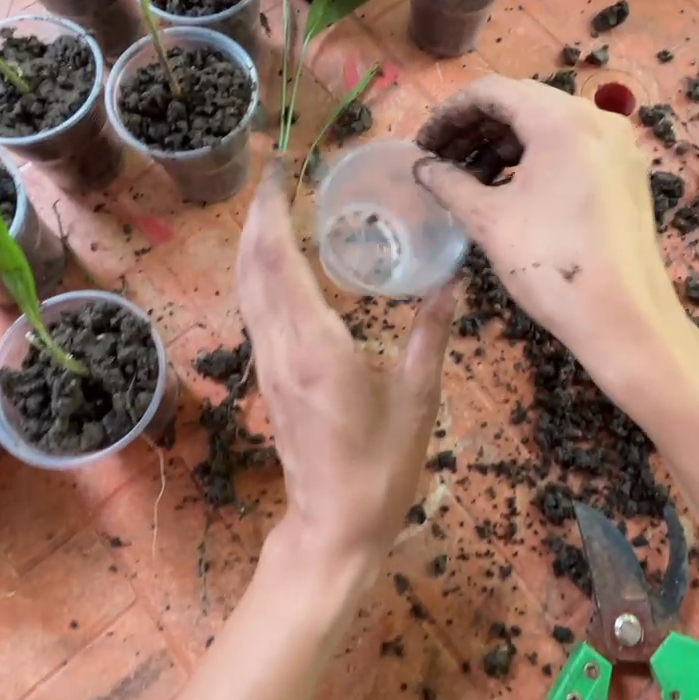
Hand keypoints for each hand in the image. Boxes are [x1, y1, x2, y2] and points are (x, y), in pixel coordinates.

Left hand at [236, 162, 458, 568]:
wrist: (332, 528)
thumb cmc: (381, 466)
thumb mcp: (418, 398)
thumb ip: (431, 333)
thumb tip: (452, 279)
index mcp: (315, 346)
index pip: (280, 261)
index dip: (273, 211)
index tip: (280, 171)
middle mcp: (280, 346)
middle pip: (253, 266)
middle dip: (257, 214)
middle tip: (275, 174)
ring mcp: (267, 362)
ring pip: (246, 286)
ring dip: (252, 239)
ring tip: (271, 203)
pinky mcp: (267, 375)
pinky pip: (253, 307)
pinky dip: (257, 269)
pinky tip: (274, 259)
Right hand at [413, 76, 688, 405]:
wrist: (624, 319)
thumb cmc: (550, 263)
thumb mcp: (488, 220)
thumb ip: (448, 183)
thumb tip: (421, 167)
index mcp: (562, 120)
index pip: (492, 90)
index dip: (449, 113)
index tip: (422, 143)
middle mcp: (596, 119)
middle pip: (521, 104)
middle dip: (473, 129)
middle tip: (438, 161)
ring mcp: (617, 146)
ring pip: (545, 127)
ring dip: (501, 146)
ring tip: (467, 180)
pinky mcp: (625, 173)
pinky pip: (569, 149)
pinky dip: (532, 160)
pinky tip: (505, 190)